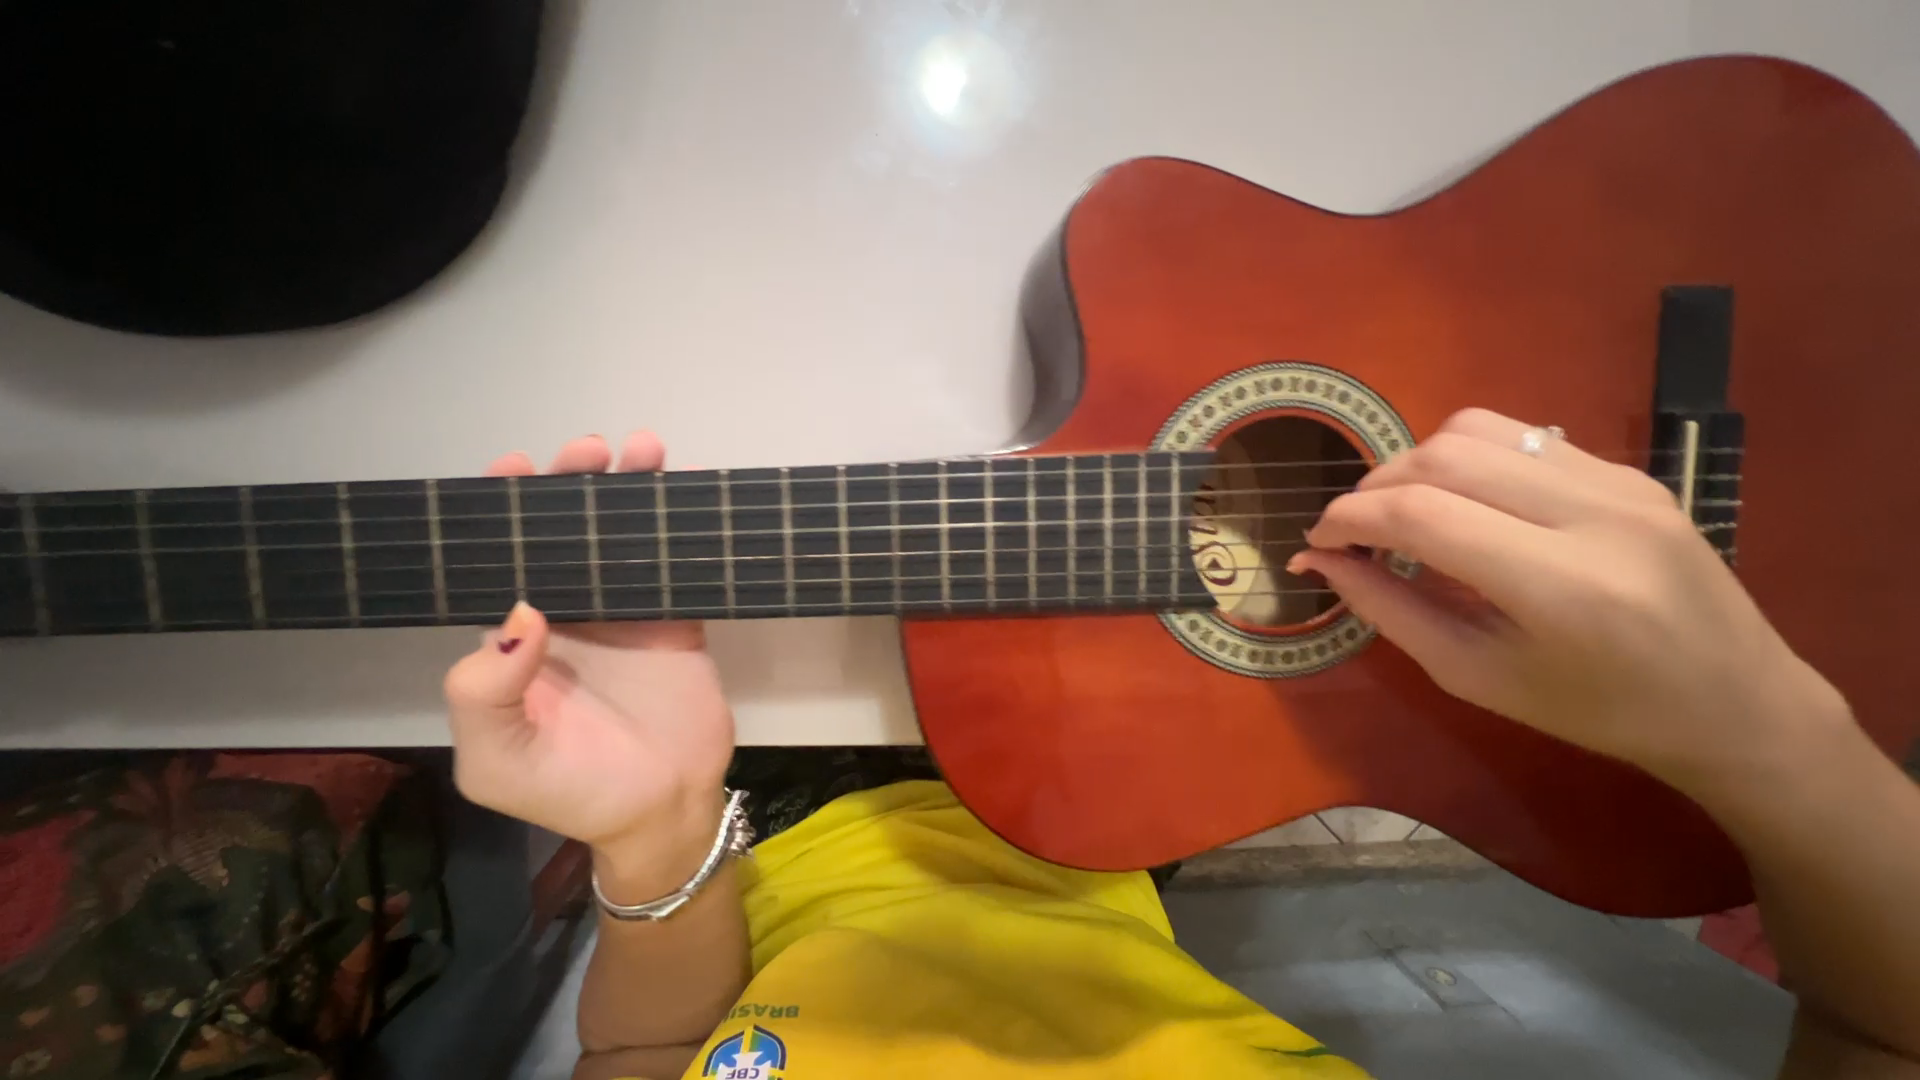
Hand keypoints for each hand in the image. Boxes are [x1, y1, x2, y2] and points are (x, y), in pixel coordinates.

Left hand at [442, 432, 733, 882]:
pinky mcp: (677, 618)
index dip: (505, 511)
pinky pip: (675, 562)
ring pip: (622, 537)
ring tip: (643, 449)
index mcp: (515, 642)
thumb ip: (484, 696)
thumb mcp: (499, 761)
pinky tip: (690, 491)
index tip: (517, 468)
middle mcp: (569, 613)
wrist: (663, 808)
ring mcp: (626, 613)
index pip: (502, 561)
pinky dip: (683, 525)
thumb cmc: (570, 789)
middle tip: (592, 450)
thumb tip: (523, 613)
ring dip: (630, 489)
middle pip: (565, 533)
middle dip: (573, 484)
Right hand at [1292, 408, 1847, 788]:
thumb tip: (1317, 558)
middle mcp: (1594, 515)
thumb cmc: (1591, 709)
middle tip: (1352, 530)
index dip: (1348, 519)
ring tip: (1399, 509)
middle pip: (1442, 458)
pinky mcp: (1629, 471)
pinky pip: (1518, 436)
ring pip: (1476, 430)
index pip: (1420, 515)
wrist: (1734, 703)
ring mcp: (1620, 482)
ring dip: (1413, 463)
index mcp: (1559, 586)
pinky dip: (1462, 458)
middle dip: (1372, 487)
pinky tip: (1460, 500)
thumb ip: (1387, 609)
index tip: (1317, 542)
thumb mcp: (1472, 674)